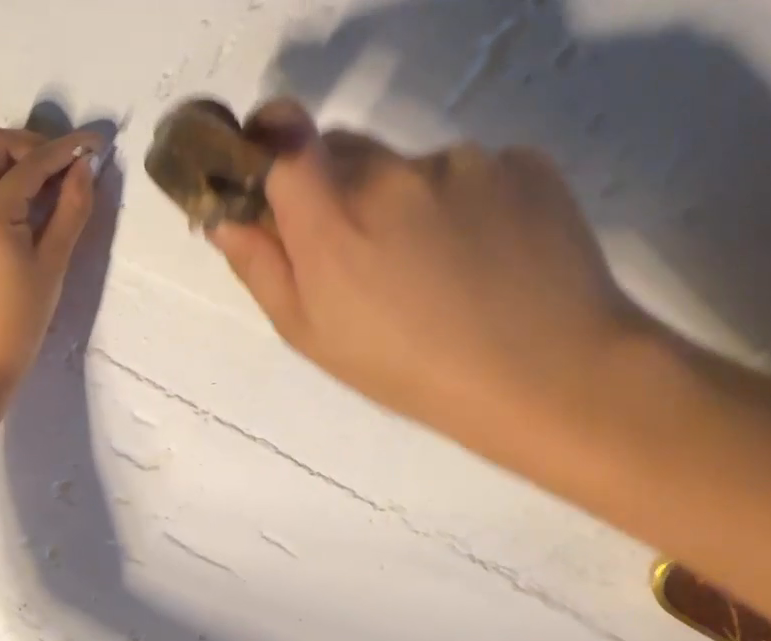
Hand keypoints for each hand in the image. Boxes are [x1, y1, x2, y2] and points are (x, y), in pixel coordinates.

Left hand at [0, 127, 104, 379]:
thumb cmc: (22, 317)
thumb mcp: (54, 261)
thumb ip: (71, 208)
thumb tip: (84, 166)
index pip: (29, 164)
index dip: (65, 148)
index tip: (95, 144)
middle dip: (29, 145)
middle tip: (61, 166)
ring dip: (12, 162)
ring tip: (47, 186)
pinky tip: (26, 206)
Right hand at [212, 100, 656, 441]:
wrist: (543, 369)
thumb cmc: (402, 367)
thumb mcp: (308, 333)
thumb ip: (261, 267)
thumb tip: (226, 219)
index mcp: (331, 221)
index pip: (286, 141)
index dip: (271, 141)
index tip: (266, 162)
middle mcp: (393, 174)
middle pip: (343, 150)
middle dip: (332, 187)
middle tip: (352, 250)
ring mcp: (464, 163)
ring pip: (406, 166)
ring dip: (399, 200)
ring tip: (429, 265)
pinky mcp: (523, 162)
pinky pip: (468, 171)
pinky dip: (459, 202)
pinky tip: (476, 254)